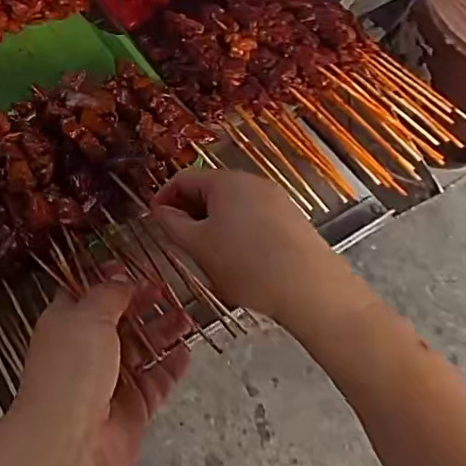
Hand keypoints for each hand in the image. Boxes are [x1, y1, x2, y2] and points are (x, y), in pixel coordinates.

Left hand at [9, 277, 190, 465]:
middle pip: (121, 318)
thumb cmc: (68, 373)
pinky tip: (185, 351)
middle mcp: (87, 349)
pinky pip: (157, 380)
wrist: (71, 443)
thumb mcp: (89, 314)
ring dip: (164, 330)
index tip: (133, 266)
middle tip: (164, 289)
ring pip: (143, 347)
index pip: (89, 291)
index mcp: (68, 321)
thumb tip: (121, 278)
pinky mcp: (132, 406)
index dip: (110, 277)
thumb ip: (110, 292)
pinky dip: (172, 365)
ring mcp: (110, 378)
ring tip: (184, 315)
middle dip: (143, 302)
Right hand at [151, 168, 357, 323]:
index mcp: (225, 181)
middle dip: (190, 213)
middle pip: (209, 190)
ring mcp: (273, 198)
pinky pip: (253, 218)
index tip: (155, 221)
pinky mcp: (289, 218)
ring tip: (210, 257)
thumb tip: (161, 212)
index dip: (164, 198)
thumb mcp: (200, 247)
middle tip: (180, 242)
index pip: (184, 178)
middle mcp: (250, 181)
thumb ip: (174, 225)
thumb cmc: (248, 264)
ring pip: (231, 206)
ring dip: (213, 225)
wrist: (310, 287)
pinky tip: (240, 263)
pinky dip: (237, 232)